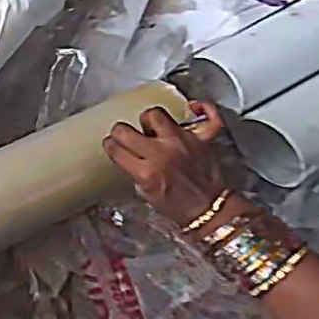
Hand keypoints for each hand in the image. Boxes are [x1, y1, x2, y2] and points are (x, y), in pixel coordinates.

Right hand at [102, 102, 231, 227]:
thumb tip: (130, 156)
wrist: (208, 210)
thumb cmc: (177, 206)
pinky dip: (203, 109)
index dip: (110, 146)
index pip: (116, 149)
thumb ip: (136, 172)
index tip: (111, 145)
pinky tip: (192, 108)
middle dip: (120, 132)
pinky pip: (208, 116)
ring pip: (155, 114)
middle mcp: (161, 152)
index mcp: (146, 172)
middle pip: (125, 130)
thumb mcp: (147, 195)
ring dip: (150, 120)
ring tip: (152, 127)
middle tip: (124, 135)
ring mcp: (182, 142)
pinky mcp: (200, 138)